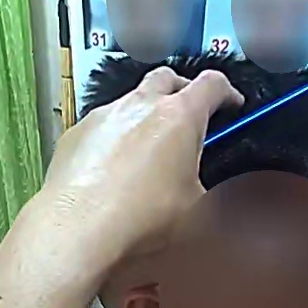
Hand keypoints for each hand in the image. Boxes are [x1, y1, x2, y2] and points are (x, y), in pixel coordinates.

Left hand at [27, 67, 241, 272]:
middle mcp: (140, 104)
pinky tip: (114, 167)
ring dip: (145, 115)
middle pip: (167, 78)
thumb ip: (203, 181)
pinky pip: (103, 126)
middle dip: (182, 92)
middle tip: (189, 118)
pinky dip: (115, 137)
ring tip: (149, 148)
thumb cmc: (142, 218)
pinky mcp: (76, 133)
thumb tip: (197, 180)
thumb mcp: (195, 208)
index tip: (231, 106)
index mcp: (179, 116)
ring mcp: (104, 115)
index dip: (227, 93)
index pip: (212, 84)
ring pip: (131, 101)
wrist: (79, 229)